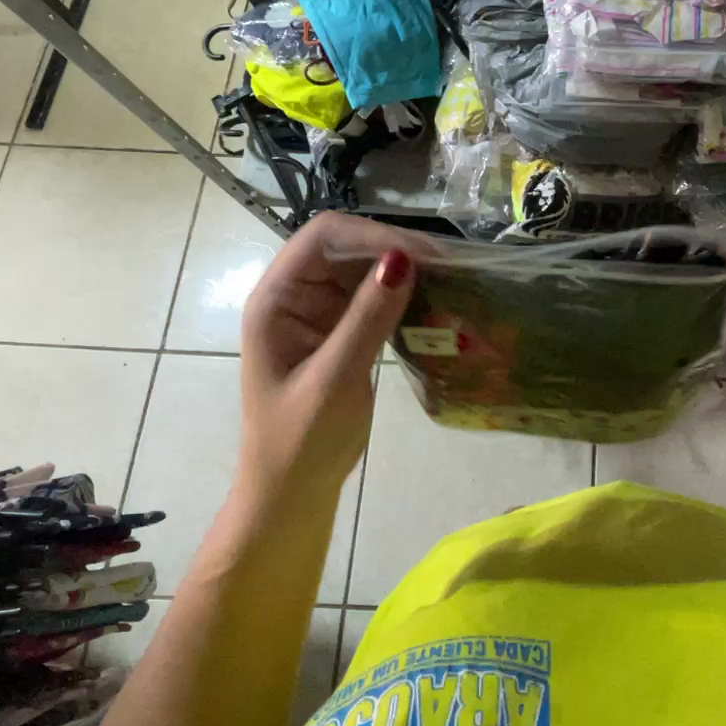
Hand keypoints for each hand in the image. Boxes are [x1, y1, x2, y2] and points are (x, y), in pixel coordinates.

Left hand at [238, 214, 419, 497]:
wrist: (294, 491)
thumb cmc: (302, 440)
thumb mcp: (336, 377)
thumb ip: (368, 316)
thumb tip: (403, 259)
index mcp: (277, 298)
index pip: (324, 237)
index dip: (374, 235)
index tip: (425, 255)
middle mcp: (296, 294)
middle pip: (346, 245)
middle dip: (394, 248)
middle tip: (447, 265)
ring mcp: (319, 312)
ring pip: (364, 268)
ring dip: (402, 269)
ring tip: (448, 278)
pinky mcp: (342, 330)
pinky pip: (374, 296)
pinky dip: (403, 294)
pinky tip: (433, 301)